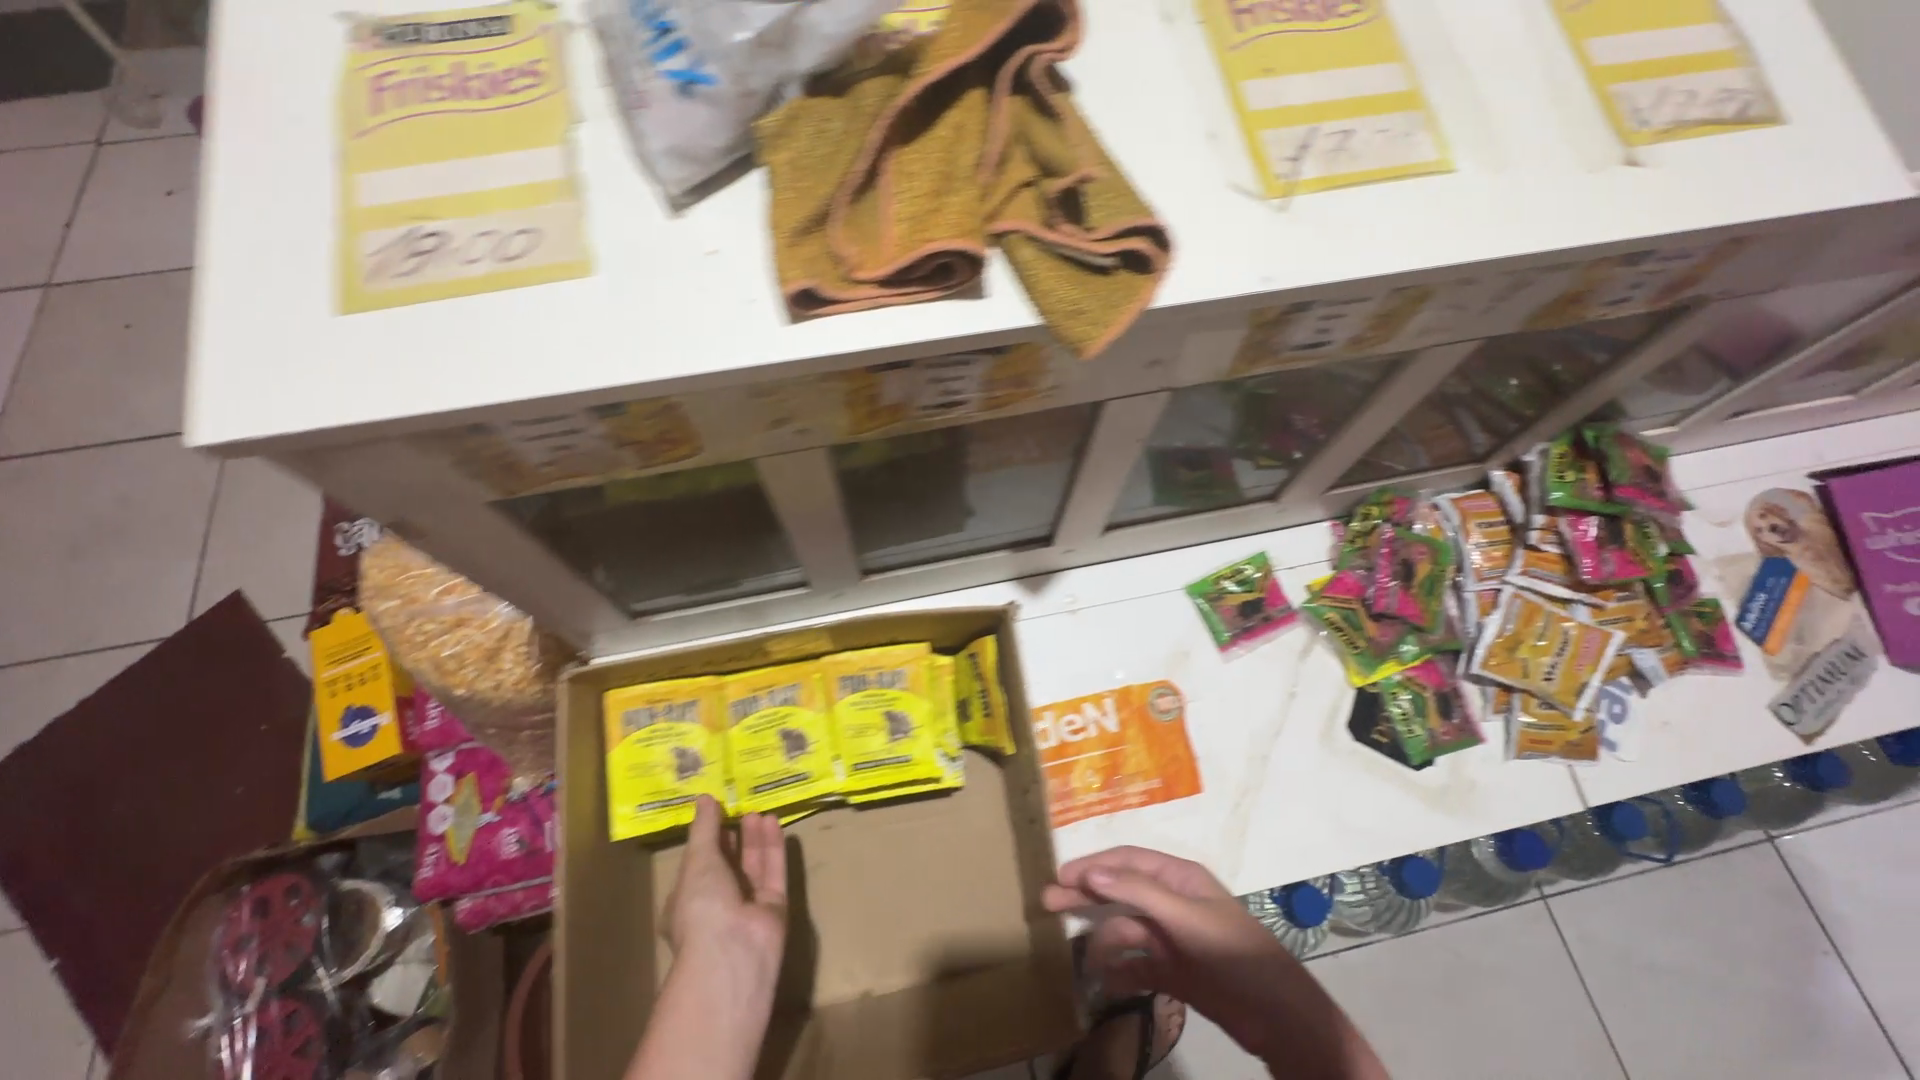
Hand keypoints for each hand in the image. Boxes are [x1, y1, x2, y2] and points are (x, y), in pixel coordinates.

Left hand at [628, 798, 790, 1079]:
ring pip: (753, 867)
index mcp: (687, 902)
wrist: (733, 951)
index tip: (715, 811)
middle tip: (740, 807)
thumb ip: (704, 829)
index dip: (706, 839)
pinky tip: (773, 822)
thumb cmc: (701, 906)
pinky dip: (773, 848)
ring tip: (757, 809)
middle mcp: (717, 905)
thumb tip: (705, 798)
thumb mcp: (697, 861)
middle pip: (728, 865)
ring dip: (754, 839)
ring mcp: (747, 908)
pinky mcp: (775, 907)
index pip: (697, 866)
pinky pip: (774, 872)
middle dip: (733, 837)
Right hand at [1042, 847, 1294, 1058]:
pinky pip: (1135, 966)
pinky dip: (1119, 972)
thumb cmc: (1233, 951)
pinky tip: (1106, 982)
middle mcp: (1171, 903)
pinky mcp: (1172, 972)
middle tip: (1047, 904)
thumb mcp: (1186, 917)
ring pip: (1124, 931)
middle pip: (1119, 892)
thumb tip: (1090, 873)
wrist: (1276, 1014)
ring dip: (1103, 942)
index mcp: (1178, 878)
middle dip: (1085, 897)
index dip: (1092, 866)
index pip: (1126, 861)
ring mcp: (1171, 938)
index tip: (1059, 877)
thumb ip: (1137, 893)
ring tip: (1084, 958)